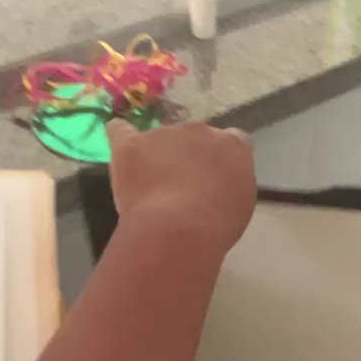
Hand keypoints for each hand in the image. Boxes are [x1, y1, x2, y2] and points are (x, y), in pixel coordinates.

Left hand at [107, 120, 256, 253]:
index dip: (221, 159)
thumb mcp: (239, 206)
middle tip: (185, 189)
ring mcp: (164, 133)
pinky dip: (122, 139)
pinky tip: (123, 153)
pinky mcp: (131, 144)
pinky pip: (121, 131)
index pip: (232, 141)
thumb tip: (218, 183)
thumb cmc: (217, 227)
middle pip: (194, 137)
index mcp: (233, 146)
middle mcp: (200, 130)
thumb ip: (231, 184)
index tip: (215, 178)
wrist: (179, 230)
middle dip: (190, 157)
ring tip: (155, 190)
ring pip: (161, 139)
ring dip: (159, 157)